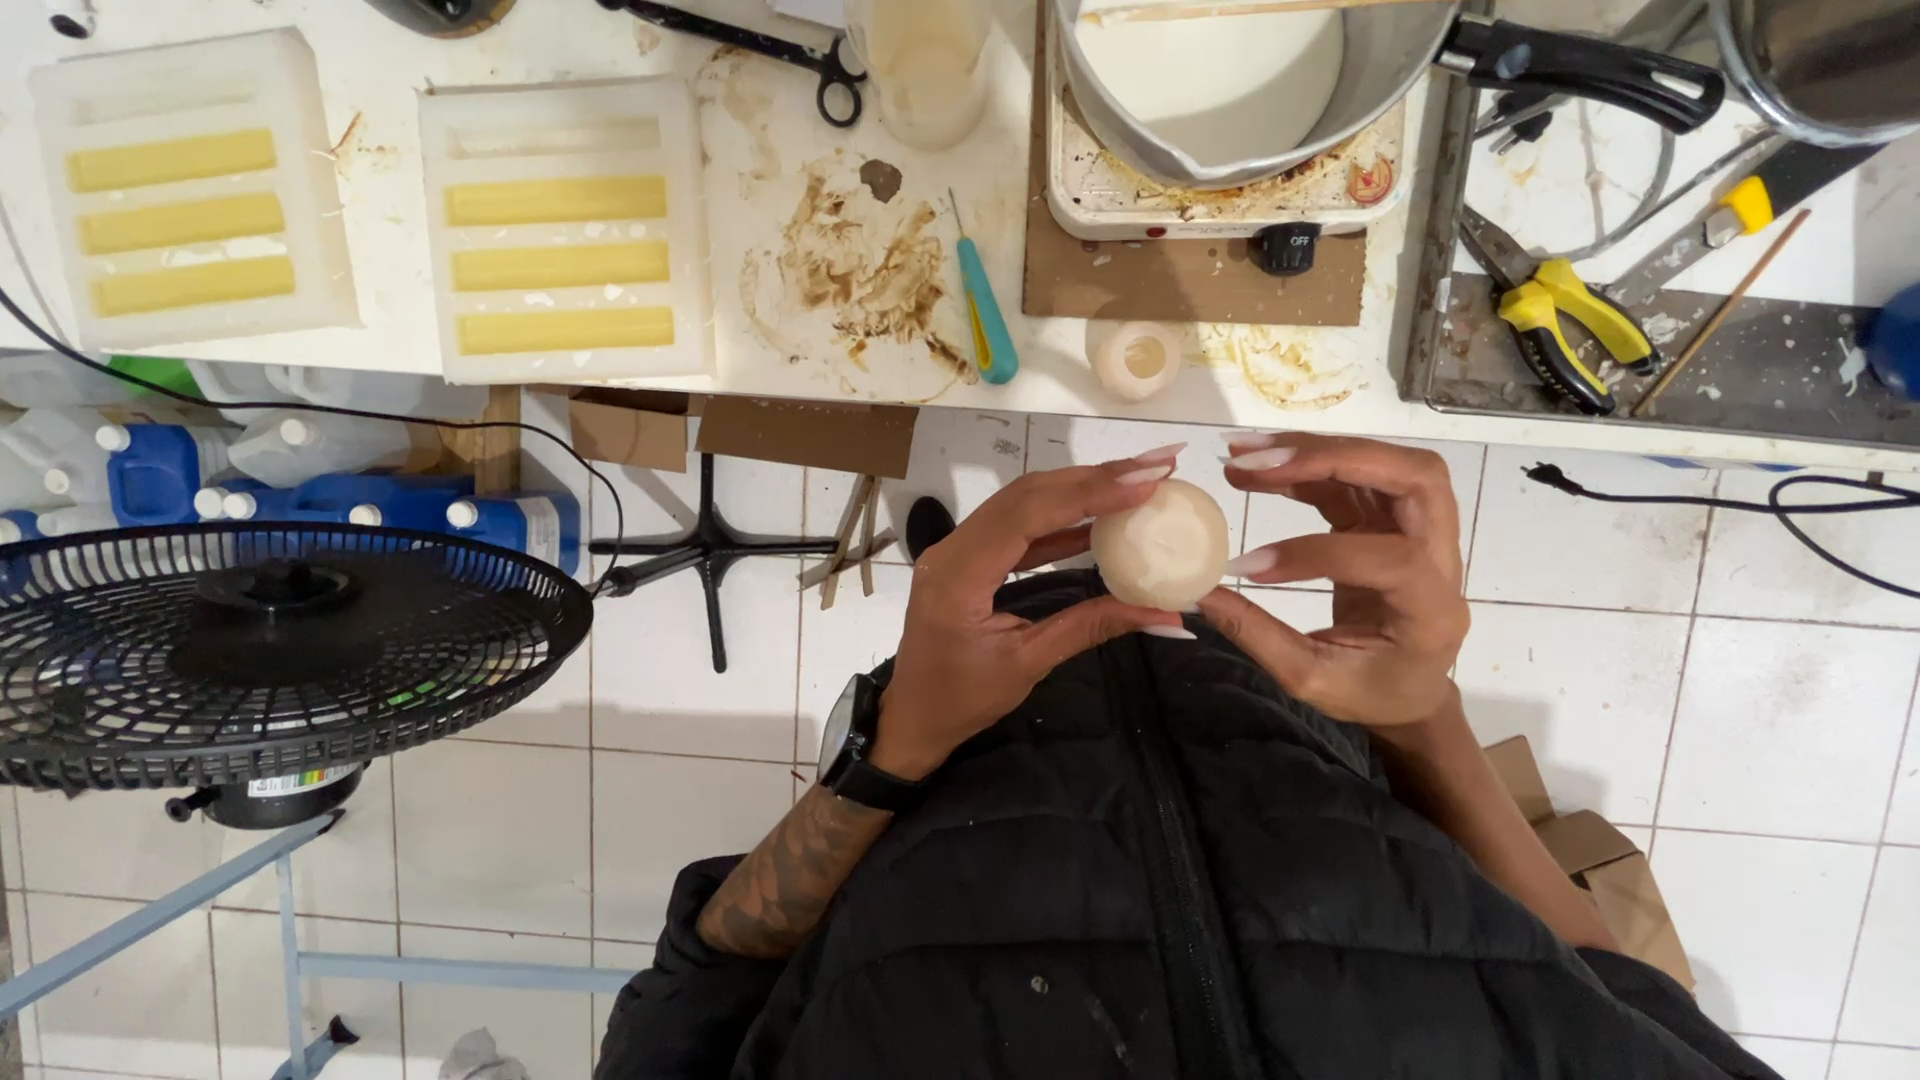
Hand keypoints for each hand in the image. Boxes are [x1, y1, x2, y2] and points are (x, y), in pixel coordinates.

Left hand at [872, 448, 1190, 779]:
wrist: (912, 716)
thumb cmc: (960, 699)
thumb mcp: (1028, 664)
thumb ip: (1090, 627)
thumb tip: (1164, 617)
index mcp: (959, 575)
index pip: (1027, 514)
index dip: (1087, 493)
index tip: (1143, 483)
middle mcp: (952, 549)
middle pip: (1026, 495)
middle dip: (1092, 477)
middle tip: (1154, 466)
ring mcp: (956, 550)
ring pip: (1021, 503)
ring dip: (1078, 489)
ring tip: (1135, 481)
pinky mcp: (968, 559)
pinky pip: (1016, 527)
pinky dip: (1059, 518)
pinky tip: (1099, 518)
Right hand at [1198, 434, 1469, 730]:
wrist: (1409, 691)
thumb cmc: (1368, 692)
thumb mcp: (1309, 677)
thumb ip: (1255, 633)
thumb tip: (1195, 592)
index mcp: (1432, 610)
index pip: (1391, 559)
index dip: (1317, 554)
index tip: (1248, 569)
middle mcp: (1440, 558)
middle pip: (1414, 478)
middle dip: (1336, 459)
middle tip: (1261, 461)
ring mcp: (1419, 532)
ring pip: (1386, 465)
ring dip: (1316, 451)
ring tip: (1246, 454)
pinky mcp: (1386, 522)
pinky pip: (1354, 478)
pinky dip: (1306, 466)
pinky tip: (1259, 469)